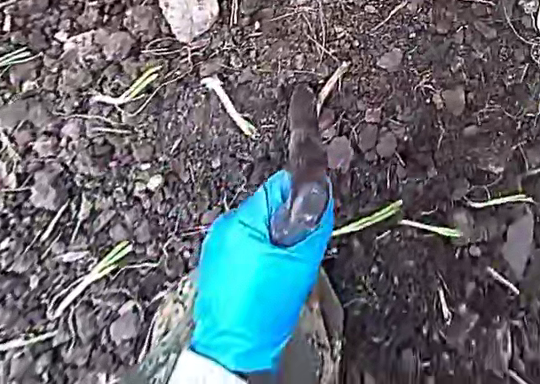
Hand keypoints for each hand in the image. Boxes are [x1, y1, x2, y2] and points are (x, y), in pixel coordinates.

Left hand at [190, 171, 332, 372]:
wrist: (234, 354)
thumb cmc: (263, 312)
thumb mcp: (303, 261)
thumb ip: (317, 222)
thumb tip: (326, 195)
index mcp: (241, 221)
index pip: (280, 185)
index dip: (300, 198)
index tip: (308, 215)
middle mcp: (223, 229)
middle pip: (268, 204)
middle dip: (285, 221)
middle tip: (294, 248)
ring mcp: (215, 247)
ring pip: (256, 225)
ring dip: (271, 237)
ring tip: (278, 266)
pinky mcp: (213, 263)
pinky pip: (243, 244)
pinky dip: (256, 253)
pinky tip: (263, 275)